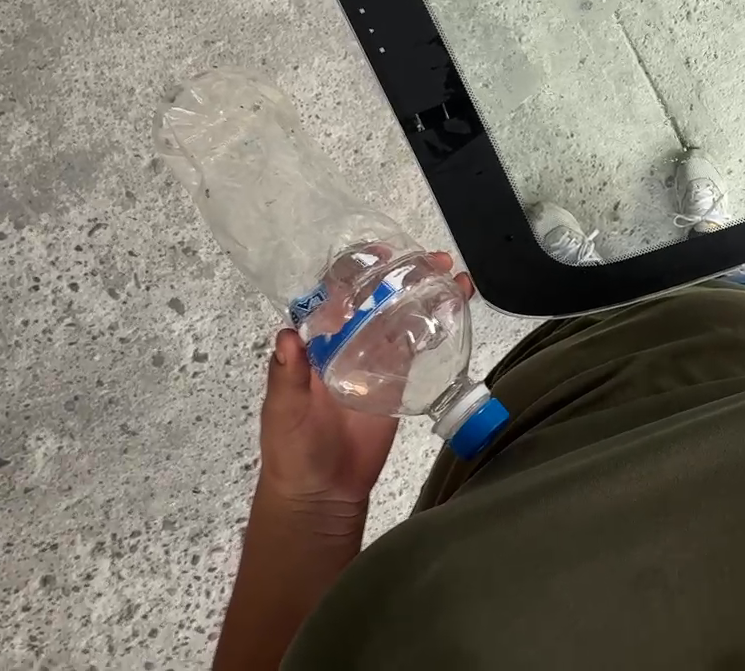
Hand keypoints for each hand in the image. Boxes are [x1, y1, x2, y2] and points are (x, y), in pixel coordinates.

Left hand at [254, 251, 474, 528]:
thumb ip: (287, 376)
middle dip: (407, 273)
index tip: (382, 251)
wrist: (325, 492)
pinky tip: (461, 306)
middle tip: (435, 261)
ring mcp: (380, 356)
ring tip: (456, 278)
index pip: (338, 294)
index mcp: (320, 341)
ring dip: (430, 291)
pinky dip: (443, 323)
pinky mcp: (403, 377)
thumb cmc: (293, 448)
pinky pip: (424, 343)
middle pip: (380, 296)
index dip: (359, 268)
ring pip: (407, 313)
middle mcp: (352, 339)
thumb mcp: (283, 410)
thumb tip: (287, 335)